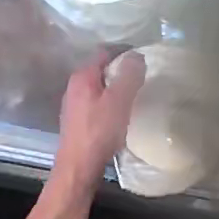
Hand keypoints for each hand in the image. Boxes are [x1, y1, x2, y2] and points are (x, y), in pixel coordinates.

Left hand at [51, 48, 145, 198]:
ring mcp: (73, 104)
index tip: (144, 61)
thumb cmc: (99, 131)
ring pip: (99, 88)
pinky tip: (120, 116)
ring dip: (116, 90)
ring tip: (135, 97)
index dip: (125, 53)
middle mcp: (74, 86)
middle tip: (142, 79)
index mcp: (82, 76)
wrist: (78, 166)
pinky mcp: (77, 121)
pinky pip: (96, 104)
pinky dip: (109, 105)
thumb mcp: (119, 100)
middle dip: (121, 72)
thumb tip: (136, 55)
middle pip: (101, 70)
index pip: (105, 52)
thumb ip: (129, 75)